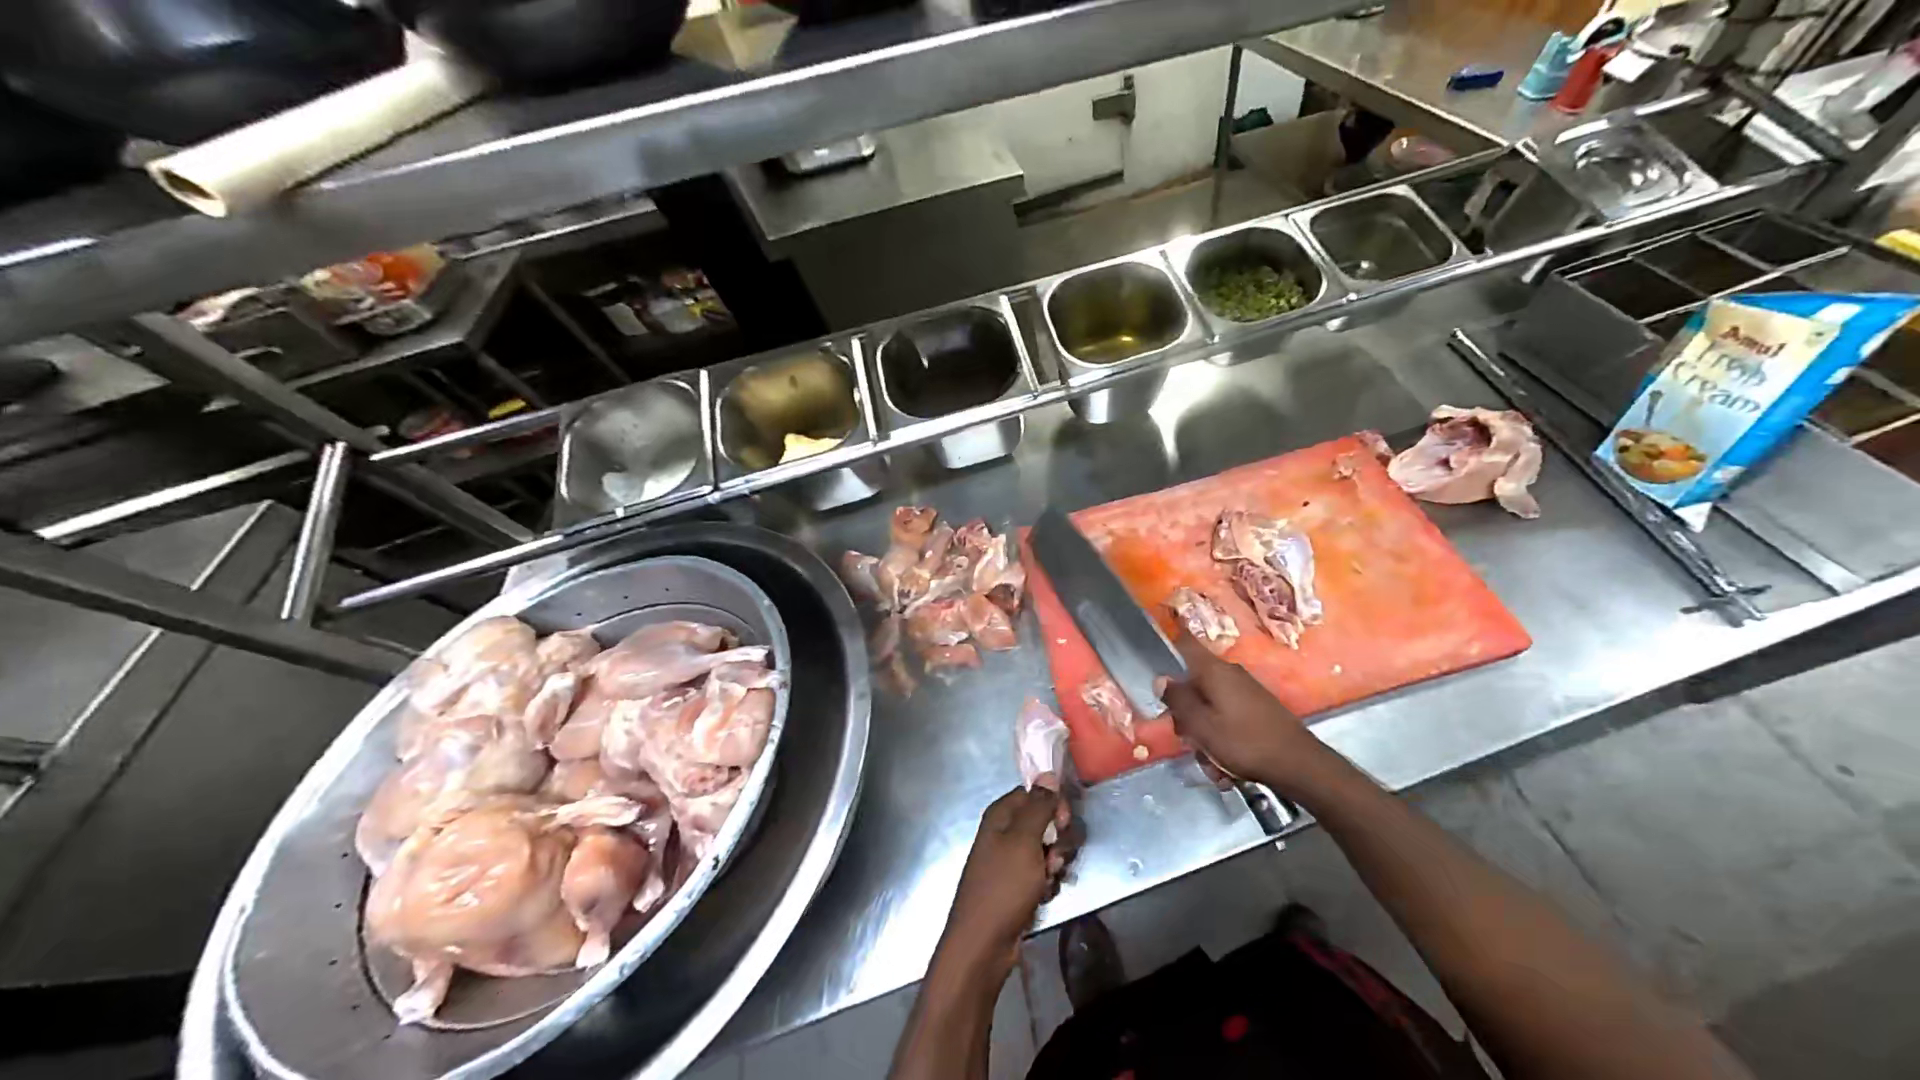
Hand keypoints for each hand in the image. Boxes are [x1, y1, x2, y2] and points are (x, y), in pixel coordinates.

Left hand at [938, 787, 1078, 982]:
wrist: (984, 943)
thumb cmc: (1003, 886)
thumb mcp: (1024, 841)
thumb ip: (1039, 806)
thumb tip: (1048, 772)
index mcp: (1001, 815)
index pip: (1035, 793)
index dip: (1053, 806)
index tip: (1061, 824)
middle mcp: (1004, 832)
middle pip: (1045, 822)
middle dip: (1058, 840)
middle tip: (1052, 859)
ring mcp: (1010, 859)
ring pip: (1047, 849)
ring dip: (1054, 865)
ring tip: (1046, 881)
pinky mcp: (1017, 884)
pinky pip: (1042, 873)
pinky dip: (1047, 883)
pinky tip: (1043, 896)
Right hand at [1161, 630, 1329, 790]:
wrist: (1299, 765)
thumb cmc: (1244, 742)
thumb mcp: (1201, 725)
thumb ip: (1178, 700)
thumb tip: (1161, 678)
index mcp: (1213, 670)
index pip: (1185, 642)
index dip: (1168, 642)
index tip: (1153, 654)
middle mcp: (1230, 674)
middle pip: (1193, 683)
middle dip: (1185, 711)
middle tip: (1186, 737)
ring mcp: (1246, 691)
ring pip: (1209, 706)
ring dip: (1204, 733)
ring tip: (1211, 762)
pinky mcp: (1257, 710)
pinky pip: (1227, 718)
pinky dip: (1221, 738)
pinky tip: (1226, 765)